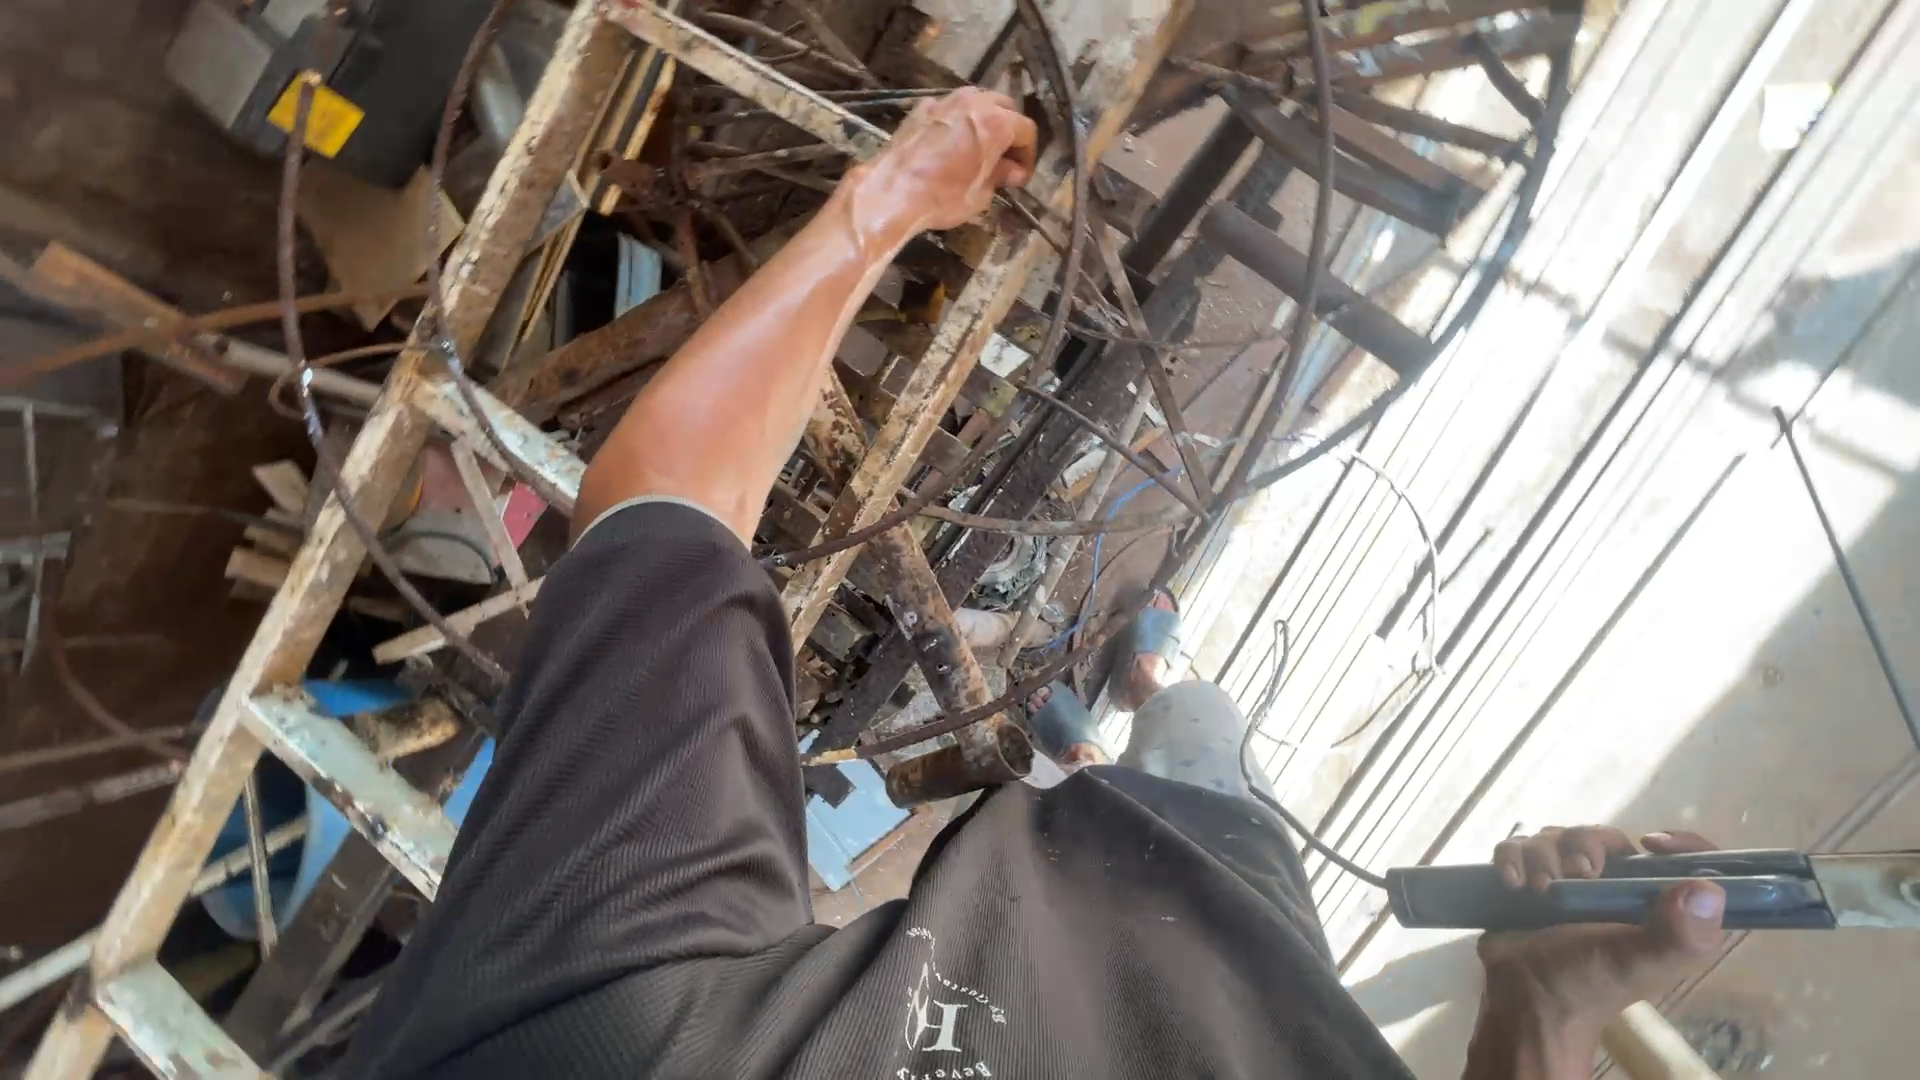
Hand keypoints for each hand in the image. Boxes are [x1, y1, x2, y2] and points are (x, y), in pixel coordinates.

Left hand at [840, 87, 1038, 245]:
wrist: (894, 190)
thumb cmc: (943, 197)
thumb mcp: (980, 194)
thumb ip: (1000, 176)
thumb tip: (1012, 171)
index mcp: (997, 123)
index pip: (1026, 130)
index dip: (1028, 155)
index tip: (1021, 176)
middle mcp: (975, 102)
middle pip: (1004, 108)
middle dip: (1009, 133)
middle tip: (1004, 161)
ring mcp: (946, 99)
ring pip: (977, 102)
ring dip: (984, 122)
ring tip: (979, 150)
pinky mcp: (923, 106)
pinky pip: (950, 108)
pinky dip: (958, 122)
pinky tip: (951, 145)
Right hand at [1476, 828, 1725, 1051]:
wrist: (1523, 994)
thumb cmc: (1587, 984)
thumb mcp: (1638, 963)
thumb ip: (1677, 934)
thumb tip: (1707, 888)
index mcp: (1656, 908)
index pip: (1685, 862)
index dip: (1680, 845)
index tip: (1651, 843)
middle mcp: (1614, 888)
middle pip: (1603, 836)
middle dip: (1582, 846)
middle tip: (1575, 874)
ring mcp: (1566, 880)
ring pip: (1554, 836)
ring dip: (1540, 855)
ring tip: (1536, 890)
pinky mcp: (1528, 877)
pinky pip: (1517, 845)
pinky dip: (1511, 857)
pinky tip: (1511, 884)